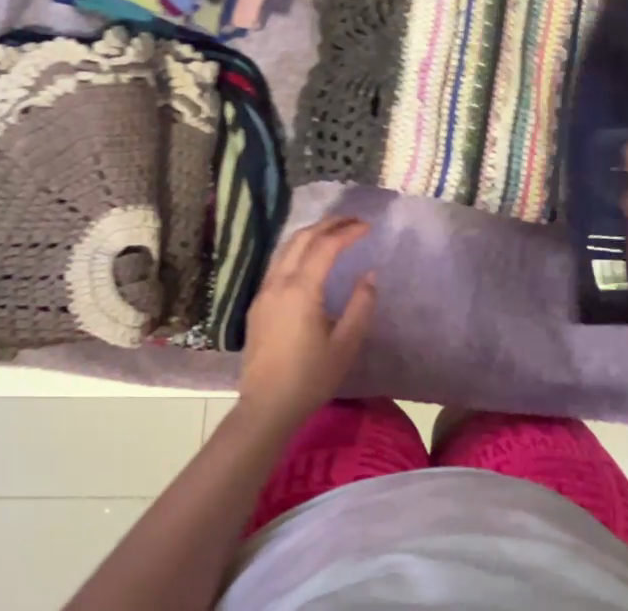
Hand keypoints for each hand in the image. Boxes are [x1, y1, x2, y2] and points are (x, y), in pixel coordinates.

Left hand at [237, 216, 376, 426]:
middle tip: (352, 221)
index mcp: (301, 290)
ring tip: (333, 233)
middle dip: (328, 225)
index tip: (368, 227)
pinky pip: (278, 264)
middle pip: (301, 239)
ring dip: (310, 235)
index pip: (326, 247)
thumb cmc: (310, 377)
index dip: (348, 232)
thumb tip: (369, 275)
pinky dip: (297, 250)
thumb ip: (361, 305)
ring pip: (285, 249)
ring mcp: (263, 293)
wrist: (266, 407)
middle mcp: (278, 283)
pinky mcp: (258, 305)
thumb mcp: (345, 344)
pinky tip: (309, 259)